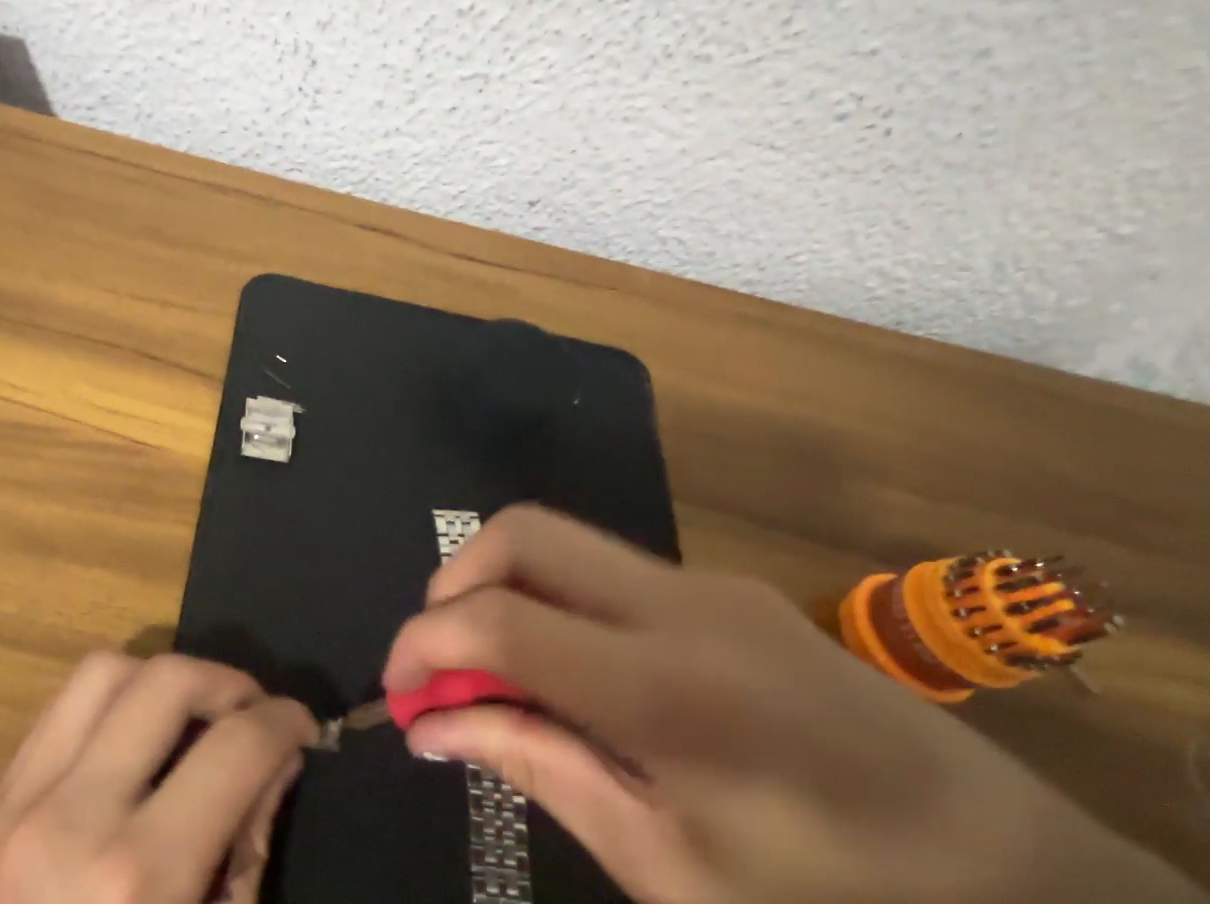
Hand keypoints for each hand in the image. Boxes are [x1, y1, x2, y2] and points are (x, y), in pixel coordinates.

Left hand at [0, 651, 315, 903]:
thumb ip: (248, 856)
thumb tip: (272, 765)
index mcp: (138, 878)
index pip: (236, 746)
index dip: (286, 722)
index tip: (303, 730)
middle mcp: (74, 818)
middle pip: (166, 679)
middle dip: (229, 683)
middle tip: (252, 718)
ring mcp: (18, 803)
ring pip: (104, 671)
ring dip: (163, 680)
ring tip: (193, 719)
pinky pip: (61, 709)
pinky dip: (113, 703)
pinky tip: (136, 742)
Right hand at [384, 505, 1203, 903]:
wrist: (1002, 867)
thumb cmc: (822, 892)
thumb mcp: (665, 863)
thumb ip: (539, 770)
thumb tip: (432, 726)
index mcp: (666, 687)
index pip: (500, 623)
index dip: (424, 646)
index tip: (397, 694)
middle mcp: (680, 604)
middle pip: (522, 533)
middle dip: (451, 584)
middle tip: (438, 663)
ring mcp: (707, 584)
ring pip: (560, 541)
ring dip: (500, 587)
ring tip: (491, 672)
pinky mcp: (724, 589)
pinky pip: (604, 570)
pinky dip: (551, 600)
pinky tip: (564, 672)